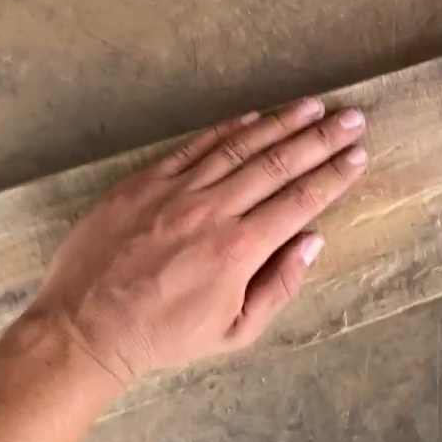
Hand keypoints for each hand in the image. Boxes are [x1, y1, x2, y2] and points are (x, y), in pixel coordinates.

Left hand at [24, 97, 369, 384]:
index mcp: (239, 250)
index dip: (334, 175)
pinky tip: (257, 115)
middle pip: (279, 165)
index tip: (359, 155)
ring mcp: (176, 191)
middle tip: (352, 119)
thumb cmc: (166, 336)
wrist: (83, 330)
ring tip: (315, 106)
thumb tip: (314, 240)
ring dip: (283, 123)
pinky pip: (196, 146)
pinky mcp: (145, 181)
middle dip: (322, 139)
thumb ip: (280, 286)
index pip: (301, 201)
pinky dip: (229, 129)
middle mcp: (213, 211)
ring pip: (242, 147)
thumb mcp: (235, 332)